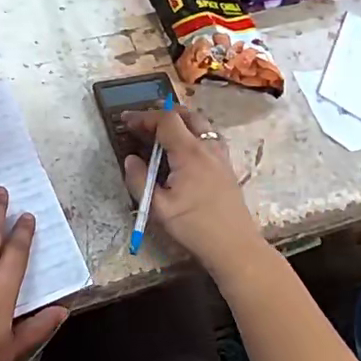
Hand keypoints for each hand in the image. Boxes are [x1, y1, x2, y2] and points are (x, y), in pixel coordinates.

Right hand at [120, 106, 264, 274]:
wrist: (234, 246)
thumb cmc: (194, 227)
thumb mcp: (158, 208)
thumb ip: (140, 180)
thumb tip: (130, 159)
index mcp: (189, 153)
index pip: (166, 121)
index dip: (144, 116)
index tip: (126, 120)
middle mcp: (208, 147)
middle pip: (187, 115)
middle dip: (163, 114)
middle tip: (144, 123)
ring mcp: (221, 156)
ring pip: (202, 125)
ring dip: (181, 121)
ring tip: (163, 132)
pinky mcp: (227, 167)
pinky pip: (210, 138)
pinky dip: (193, 133)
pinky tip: (184, 151)